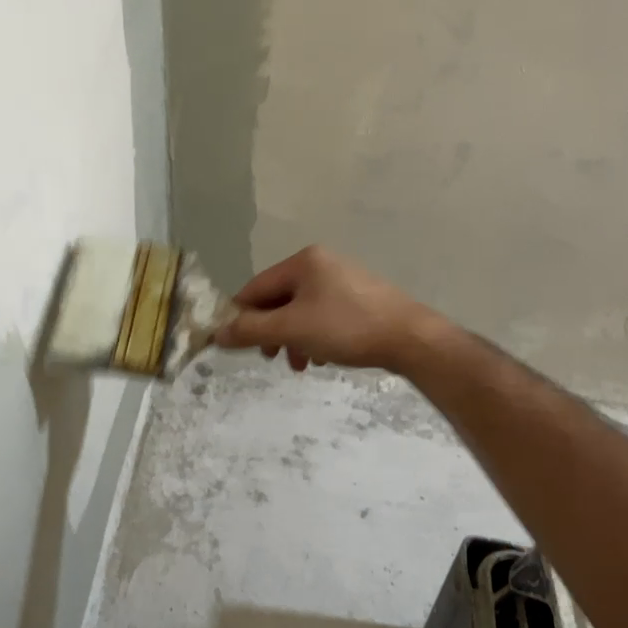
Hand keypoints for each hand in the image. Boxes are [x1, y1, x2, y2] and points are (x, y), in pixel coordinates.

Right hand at [214, 245, 443, 372]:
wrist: (412, 339)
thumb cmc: (347, 328)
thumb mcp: (292, 329)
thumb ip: (251, 330)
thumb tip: (216, 333)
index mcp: (303, 262)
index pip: (256, 288)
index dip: (242, 317)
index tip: (239, 346)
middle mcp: (322, 263)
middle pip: (279, 300)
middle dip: (272, 332)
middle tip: (273, 358)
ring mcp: (344, 280)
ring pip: (302, 311)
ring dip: (294, 339)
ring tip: (301, 365)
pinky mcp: (361, 299)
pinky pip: (324, 316)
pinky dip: (316, 336)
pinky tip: (324, 357)